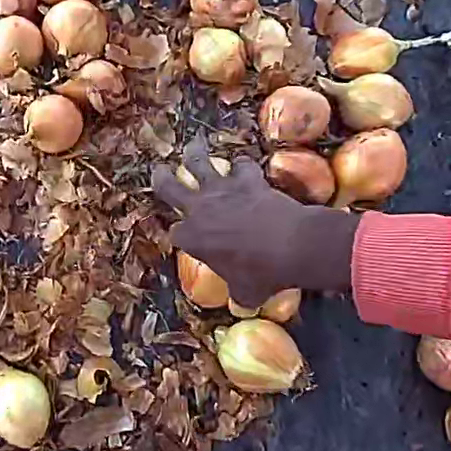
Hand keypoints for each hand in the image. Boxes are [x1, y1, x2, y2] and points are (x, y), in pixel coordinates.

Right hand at [153, 139, 359, 307]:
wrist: (292, 247)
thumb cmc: (262, 274)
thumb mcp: (245, 293)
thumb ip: (238, 294)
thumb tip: (240, 304)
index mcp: (192, 238)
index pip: (176, 233)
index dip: (181, 235)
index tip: (186, 238)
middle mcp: (200, 209)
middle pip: (169, 187)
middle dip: (162, 178)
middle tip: (158, 170)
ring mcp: (223, 190)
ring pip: (200, 163)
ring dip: (195, 154)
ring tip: (192, 146)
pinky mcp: (248, 179)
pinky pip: (241, 164)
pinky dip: (243, 165)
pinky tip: (245, 165)